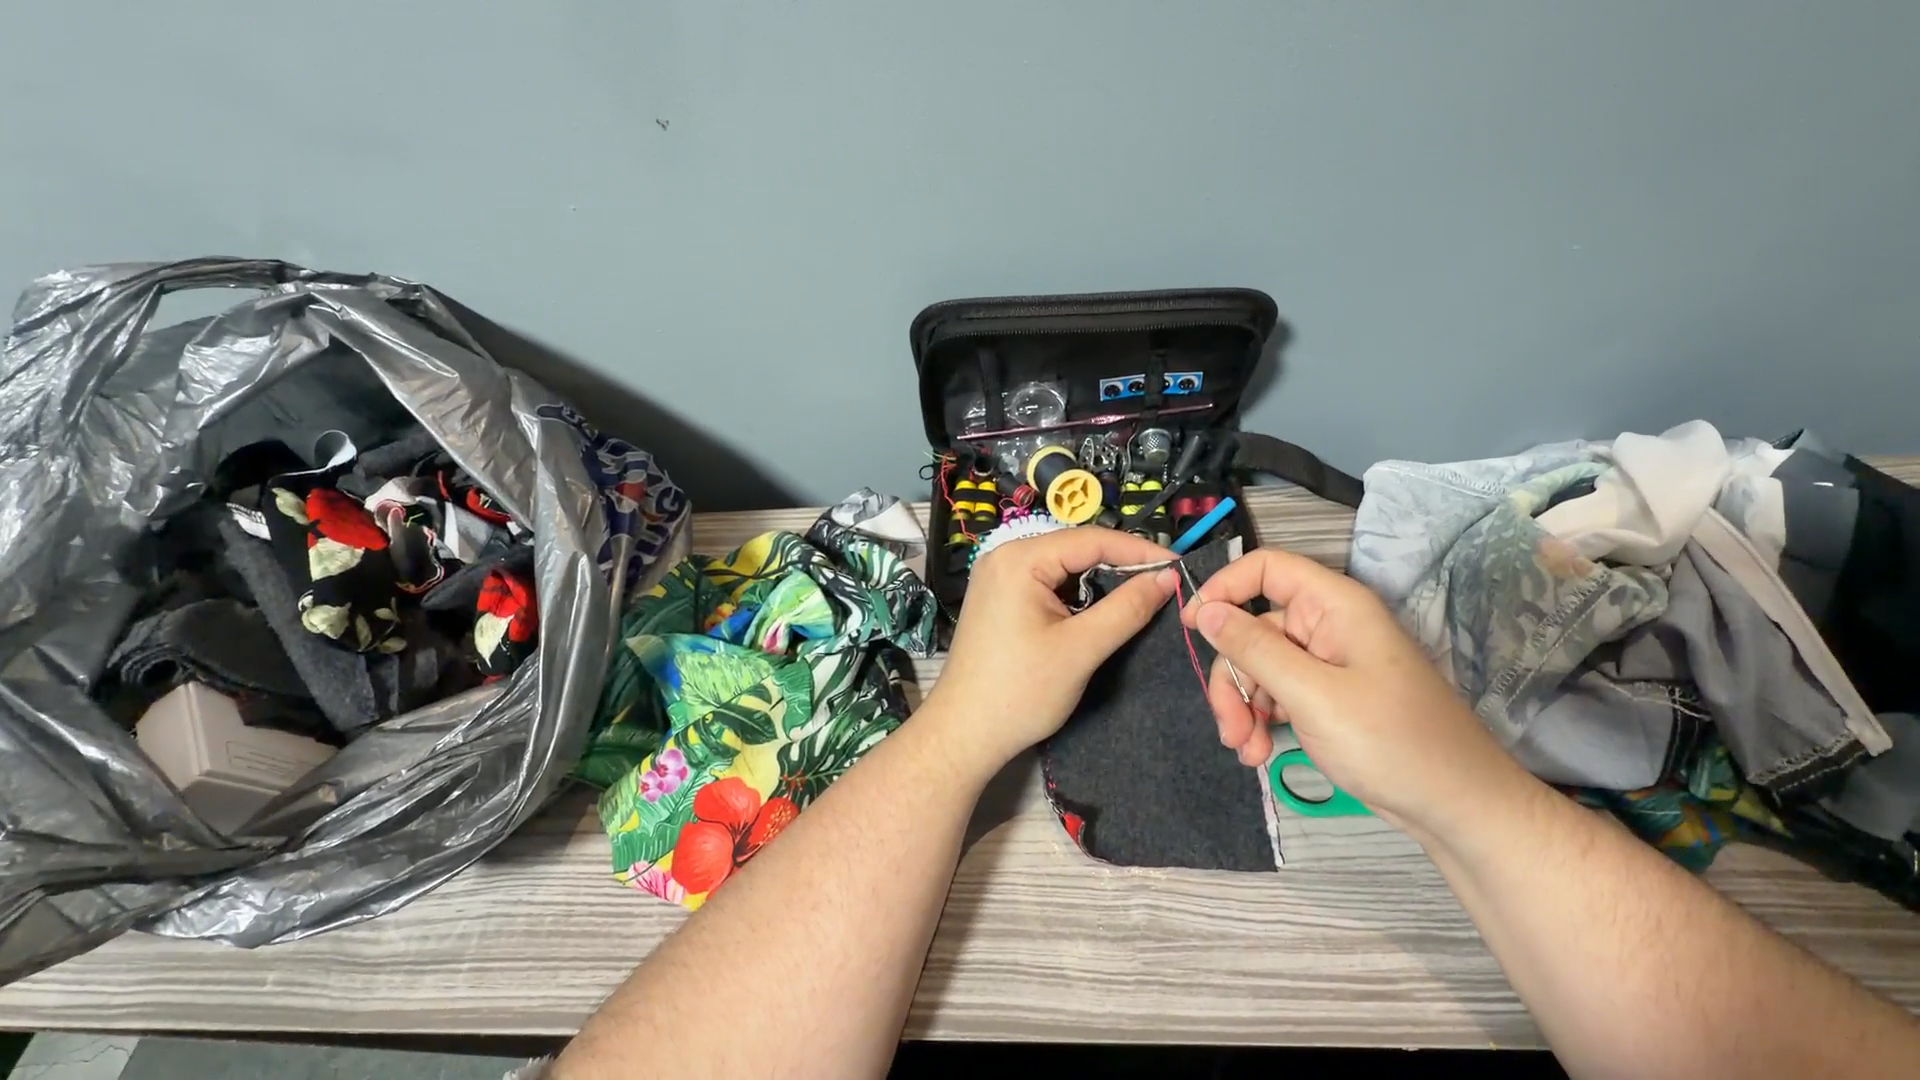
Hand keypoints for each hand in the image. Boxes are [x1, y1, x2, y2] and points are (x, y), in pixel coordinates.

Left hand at [922, 527, 1176, 773]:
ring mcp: (999, 577)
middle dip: (1121, 564)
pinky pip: (1048, 584)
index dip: (1138, 550)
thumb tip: (1167, 577)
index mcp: (1019, 559)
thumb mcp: (1081, 648)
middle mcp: (1005, 556)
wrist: (964, 732)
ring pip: (1064, 567)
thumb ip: (1127, 608)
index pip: (1091, 539)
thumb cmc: (1020, 691)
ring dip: (1101, 581)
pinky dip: (1078, 595)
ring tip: (1142, 596)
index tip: (1179, 566)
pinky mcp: (1000, 598)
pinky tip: (1102, 610)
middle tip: (1165, 583)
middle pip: (1076, 549)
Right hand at [1179, 548, 1520, 830]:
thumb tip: (1206, 610)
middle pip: (1254, 629)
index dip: (1225, 589)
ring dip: (1243, 707)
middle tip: (1228, 727)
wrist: (1455, 807)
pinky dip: (1261, 720)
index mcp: (1335, 607)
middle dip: (1233, 678)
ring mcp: (1328, 663)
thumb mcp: (1312, 695)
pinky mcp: (1327, 696)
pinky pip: (1277, 693)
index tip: (1194, 626)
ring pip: (1259, 666)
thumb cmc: (1391, 742)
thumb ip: (1254, 649)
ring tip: (1247, 751)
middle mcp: (1329, 626)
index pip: (1267, 569)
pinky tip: (1259, 752)